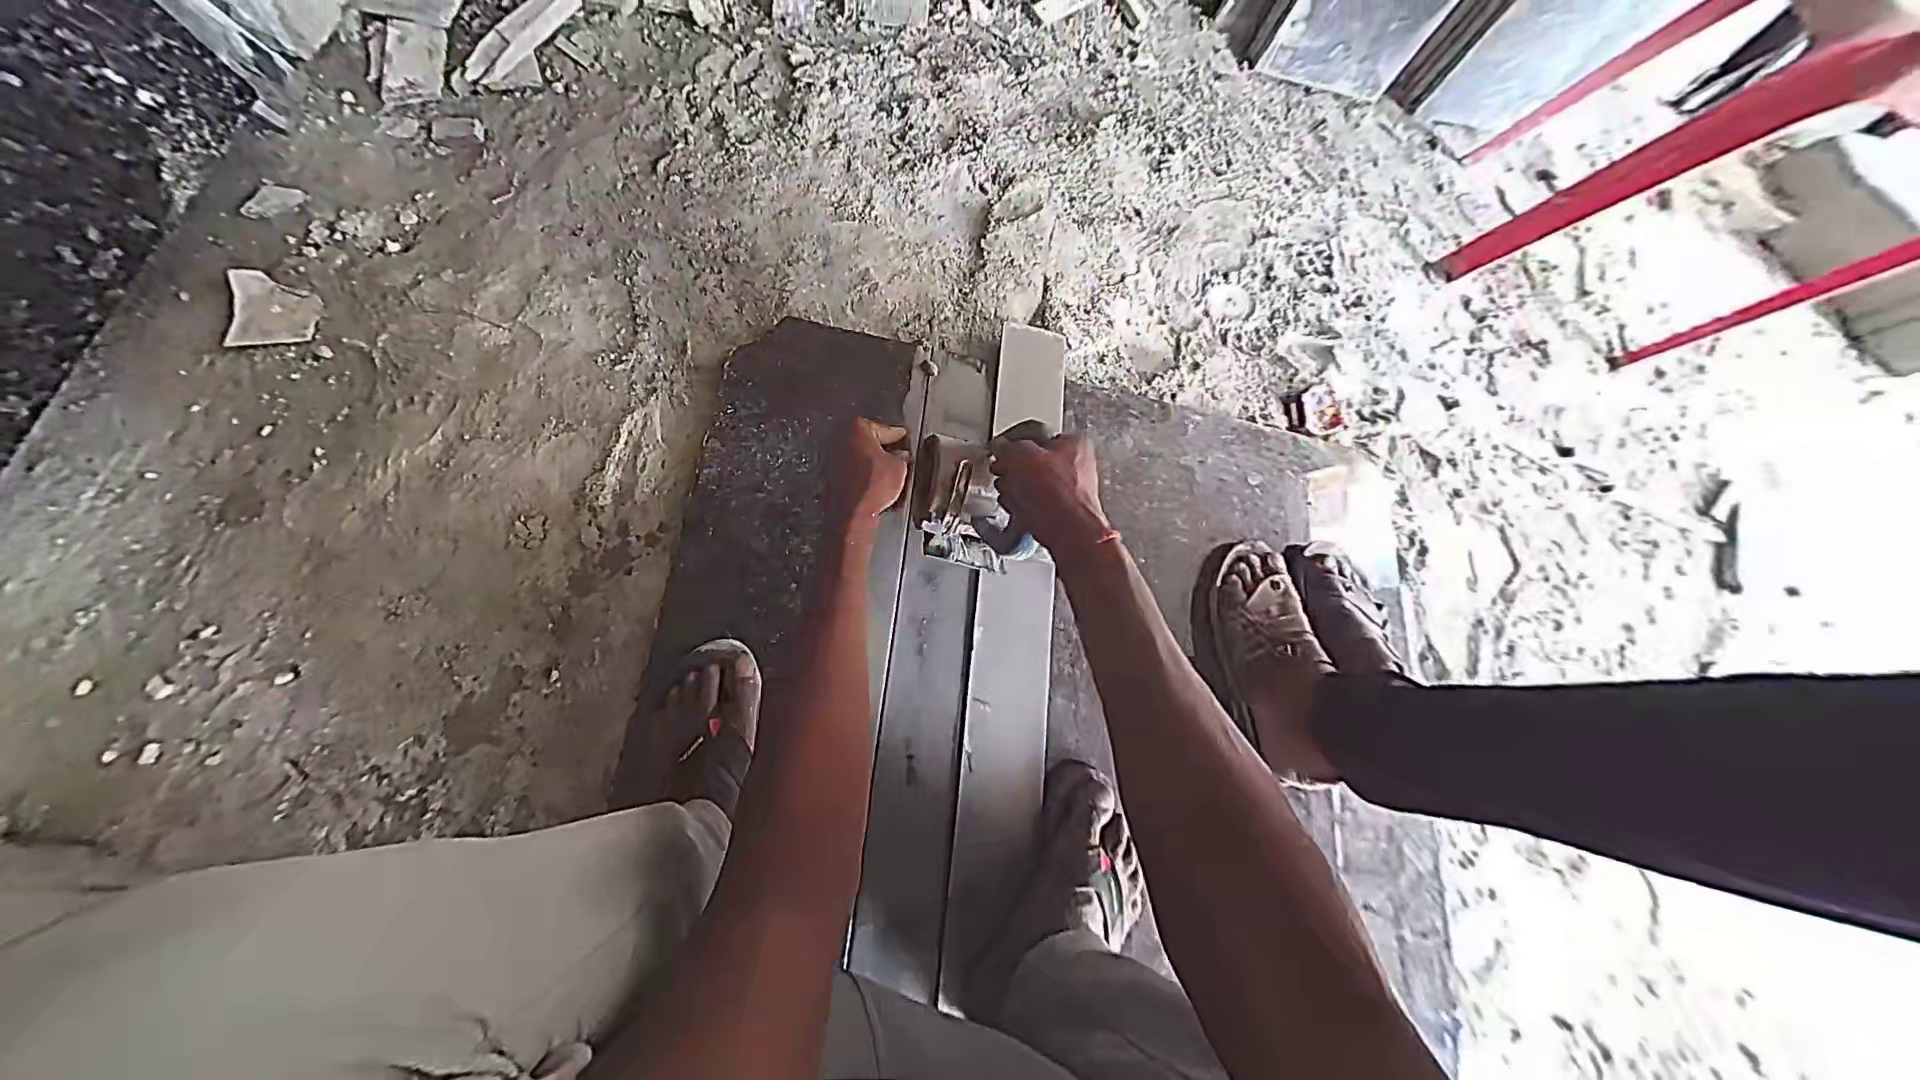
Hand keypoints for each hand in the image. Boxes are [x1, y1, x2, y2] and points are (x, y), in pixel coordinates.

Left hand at [831, 417, 909, 527]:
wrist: (853, 513)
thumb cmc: (872, 486)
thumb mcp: (899, 467)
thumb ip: (902, 456)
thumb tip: (901, 456)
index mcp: (857, 428)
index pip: (885, 429)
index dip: (898, 436)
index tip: (903, 437)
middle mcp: (841, 440)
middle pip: (870, 442)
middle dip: (884, 450)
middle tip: (900, 457)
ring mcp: (834, 459)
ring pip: (862, 458)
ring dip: (875, 465)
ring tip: (891, 476)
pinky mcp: (833, 478)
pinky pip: (855, 474)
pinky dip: (866, 478)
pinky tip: (878, 487)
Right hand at [990, 432, 1114, 558]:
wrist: (1070, 535)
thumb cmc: (1056, 496)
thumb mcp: (1021, 457)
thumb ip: (1008, 448)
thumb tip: (1001, 448)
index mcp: (1074, 444)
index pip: (1036, 436)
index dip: (1013, 443)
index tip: (1000, 451)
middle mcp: (1077, 467)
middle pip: (1034, 463)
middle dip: (1013, 471)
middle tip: (1002, 473)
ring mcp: (1071, 493)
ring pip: (1034, 487)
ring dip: (1016, 490)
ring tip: (1008, 494)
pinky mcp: (1063, 515)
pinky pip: (1037, 507)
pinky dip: (1024, 508)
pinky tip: (1018, 510)